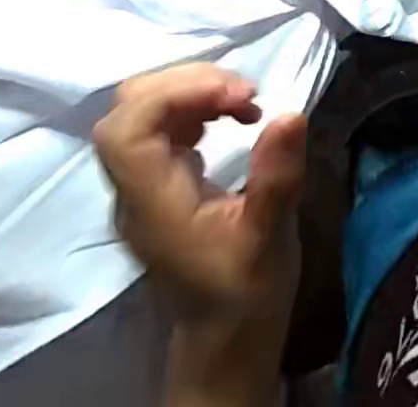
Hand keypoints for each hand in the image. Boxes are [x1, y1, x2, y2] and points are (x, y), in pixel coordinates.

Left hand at [94, 64, 307, 405]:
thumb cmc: (247, 292)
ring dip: (196, 89)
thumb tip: (290, 114)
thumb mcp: (270, 238)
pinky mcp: (161, 178)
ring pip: (145, 108)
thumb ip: (277, 178)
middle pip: (130, 107)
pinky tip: (232, 115)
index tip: (238, 95)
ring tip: (245, 101)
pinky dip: (198, 103)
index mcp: (152, 203)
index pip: (127, 129)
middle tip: (246, 93)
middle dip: (190, 82)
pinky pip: (163, 121)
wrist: (227, 335)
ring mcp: (144, 182)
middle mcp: (136, 188)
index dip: (176, 93)